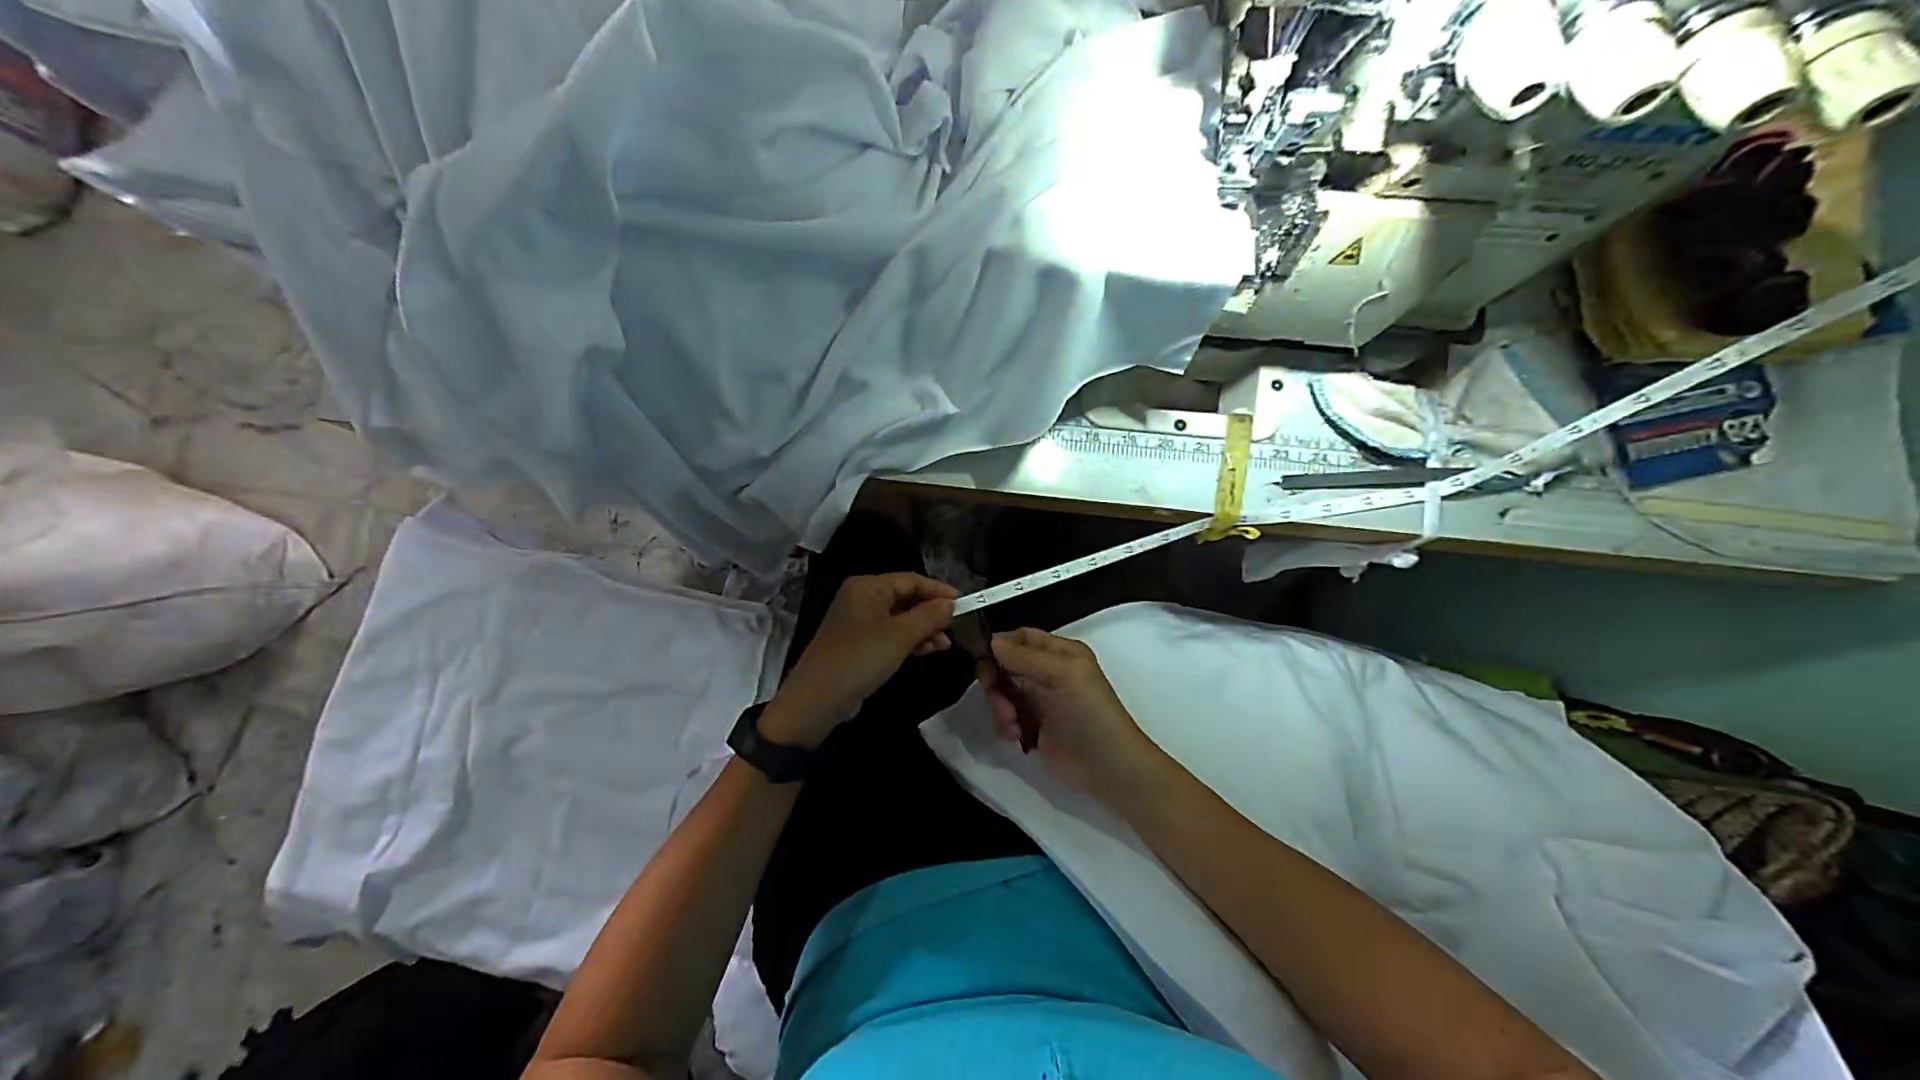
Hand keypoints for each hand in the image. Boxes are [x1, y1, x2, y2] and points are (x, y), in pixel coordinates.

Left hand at [766, 573, 957, 748]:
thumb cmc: (861, 658)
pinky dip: (910, 641)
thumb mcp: (900, 636)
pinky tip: (928, 651)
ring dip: (924, 629)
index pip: (911, 580)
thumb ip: (929, 616)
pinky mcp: (859, 644)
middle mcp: (862, 598)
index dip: (939, 591)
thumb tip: (951, 604)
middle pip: (906, 597)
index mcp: (868, 587)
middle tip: (956, 626)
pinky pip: (891, 634)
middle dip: (932, 612)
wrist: (818, 699)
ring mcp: (859, 622)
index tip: (965, 603)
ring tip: (945, 644)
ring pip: (900, 618)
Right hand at [983, 628, 1153, 792]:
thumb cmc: (1089, 713)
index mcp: (1060, 653)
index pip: (1022, 638)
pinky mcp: (1033, 726)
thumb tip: (991, 640)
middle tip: (1000, 701)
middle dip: (997, 682)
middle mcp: (1048, 672)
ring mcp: (1040, 700)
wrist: (1106, 767)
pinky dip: (1005, 724)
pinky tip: (1016, 736)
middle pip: (1006, 665)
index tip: (984, 661)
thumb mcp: (1061, 675)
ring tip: (1013, 725)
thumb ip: (1024, 657)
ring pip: (1003, 691)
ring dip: (1000, 707)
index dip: (1001, 646)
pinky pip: (1006, 716)